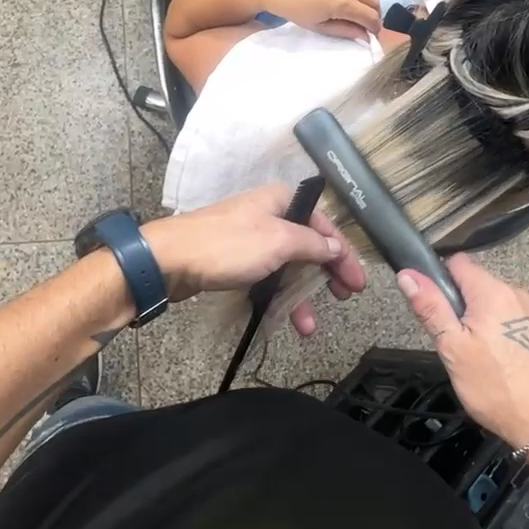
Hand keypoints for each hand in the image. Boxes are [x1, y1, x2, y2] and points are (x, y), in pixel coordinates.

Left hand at [141, 184, 366, 334]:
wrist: (170, 259)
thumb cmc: (228, 246)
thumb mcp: (278, 242)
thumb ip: (311, 244)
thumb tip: (336, 247)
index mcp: (282, 201)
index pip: (324, 226)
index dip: (344, 254)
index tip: (357, 283)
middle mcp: (269, 216)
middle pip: (308, 246)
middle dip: (325, 276)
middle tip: (343, 299)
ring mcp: (252, 239)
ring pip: (288, 267)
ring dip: (301, 296)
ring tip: (308, 327)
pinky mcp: (236, 260)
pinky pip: (268, 278)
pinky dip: (278, 297)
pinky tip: (284, 319)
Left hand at [255, 0, 381, 39]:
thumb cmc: (293, 8)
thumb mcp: (317, 25)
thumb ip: (344, 30)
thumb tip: (364, 36)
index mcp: (342, 3)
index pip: (370, 17)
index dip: (374, 28)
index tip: (371, 34)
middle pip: (375, 1)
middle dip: (374, 14)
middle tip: (366, 23)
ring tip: (360, 7)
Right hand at [397, 254, 528, 447]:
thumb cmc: (496, 388)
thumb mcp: (453, 348)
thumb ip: (431, 308)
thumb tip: (408, 276)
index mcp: (492, 292)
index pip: (457, 262)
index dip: (441, 280)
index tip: (438, 309)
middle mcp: (516, 293)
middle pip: (476, 283)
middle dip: (462, 305)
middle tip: (457, 342)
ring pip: (495, 302)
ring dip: (482, 319)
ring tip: (479, 355)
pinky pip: (513, 318)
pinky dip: (502, 331)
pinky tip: (502, 360)